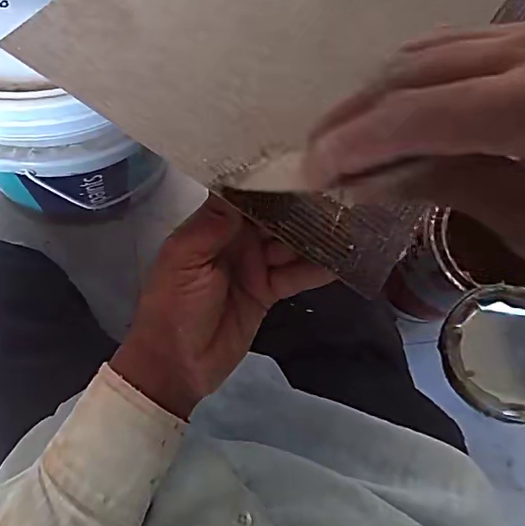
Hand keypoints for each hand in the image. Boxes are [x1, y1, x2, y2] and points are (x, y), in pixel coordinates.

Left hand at [111, 196, 333, 418]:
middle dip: (300, 205)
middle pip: (272, 218)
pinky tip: (344, 256)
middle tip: (339, 186)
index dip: (268, 182)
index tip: (300, 162)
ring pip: (289, 244)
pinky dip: (318, 268)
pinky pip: (296, 275)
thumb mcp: (185, 259)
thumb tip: (241, 187)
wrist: (176, 363)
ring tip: (351, 216)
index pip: (243, 197)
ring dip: (315, 234)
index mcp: (209, 227)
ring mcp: (253, 266)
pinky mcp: (268, 292)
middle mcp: (234, 241)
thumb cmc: (173, 304)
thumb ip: (212, 224)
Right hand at [300, 8, 524, 274]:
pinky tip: (392, 112)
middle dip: (354, 115)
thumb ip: (456, 187)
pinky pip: (462, 48)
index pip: (427, 111)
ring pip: (433, 51)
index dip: (357, 139)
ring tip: (341, 137)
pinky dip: (415, 80)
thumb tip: (368, 178)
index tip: (308, 168)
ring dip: (377, 95)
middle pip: (419, 71)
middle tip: (312, 154)